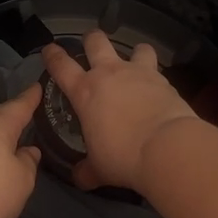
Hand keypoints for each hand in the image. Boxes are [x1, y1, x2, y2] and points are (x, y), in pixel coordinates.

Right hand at [42, 30, 197, 191]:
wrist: (167, 147)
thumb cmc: (123, 157)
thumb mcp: (99, 169)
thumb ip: (87, 170)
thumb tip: (80, 178)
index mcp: (86, 91)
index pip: (61, 66)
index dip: (53, 55)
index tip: (49, 49)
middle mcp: (110, 74)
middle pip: (96, 42)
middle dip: (92, 39)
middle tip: (91, 45)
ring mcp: (139, 73)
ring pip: (136, 47)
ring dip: (134, 53)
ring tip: (136, 63)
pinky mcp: (164, 80)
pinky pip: (158, 70)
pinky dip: (156, 77)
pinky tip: (158, 90)